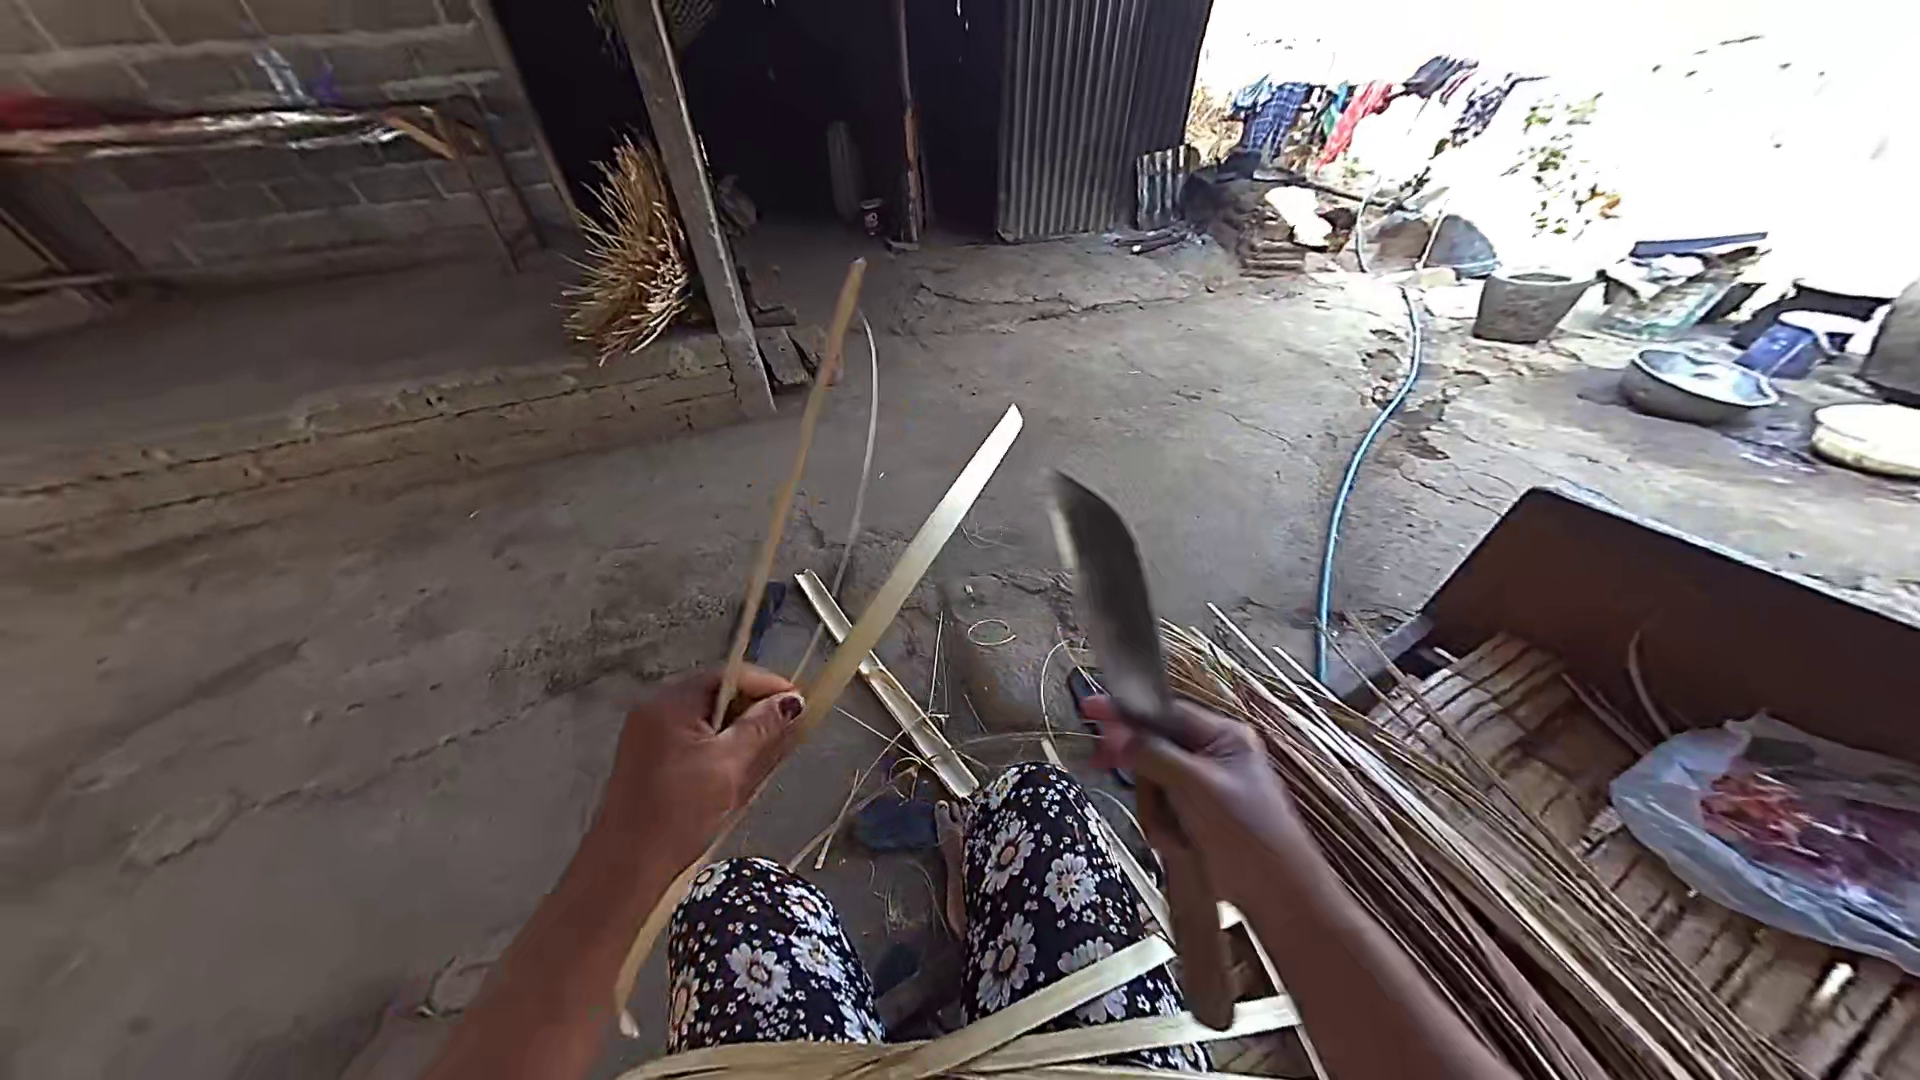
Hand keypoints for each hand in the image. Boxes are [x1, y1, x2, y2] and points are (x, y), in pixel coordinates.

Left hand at [595, 667, 804, 868]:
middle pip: (718, 691)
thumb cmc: (679, 813)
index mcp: (671, 703)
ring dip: (740, 726)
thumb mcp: (729, 765)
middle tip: (788, 725)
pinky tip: (738, 763)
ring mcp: (649, 732)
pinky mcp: (650, 755)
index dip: (768, 685)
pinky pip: (694, 734)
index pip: (729, 675)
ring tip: (768, 746)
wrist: (624, 870)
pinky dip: (720, 741)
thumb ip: (763, 727)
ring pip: (708, 714)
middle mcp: (656, 708)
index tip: (799, 703)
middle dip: (755, 706)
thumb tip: (793, 700)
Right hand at [1084, 695, 1317, 907]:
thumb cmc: (1249, 836)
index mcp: (1223, 737)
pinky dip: (1163, 827)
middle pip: (1153, 748)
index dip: (1126, 711)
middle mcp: (1212, 756)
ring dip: (1156, 810)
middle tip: (1103, 766)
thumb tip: (1117, 733)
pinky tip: (1179, 845)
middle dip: (1143, 775)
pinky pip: (1161, 808)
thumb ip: (1154, 754)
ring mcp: (1203, 787)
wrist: (1281, 901)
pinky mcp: (1196, 815)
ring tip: (1174, 834)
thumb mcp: (1196, 787)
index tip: (1090, 708)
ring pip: (1152, 782)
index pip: (1164, 712)